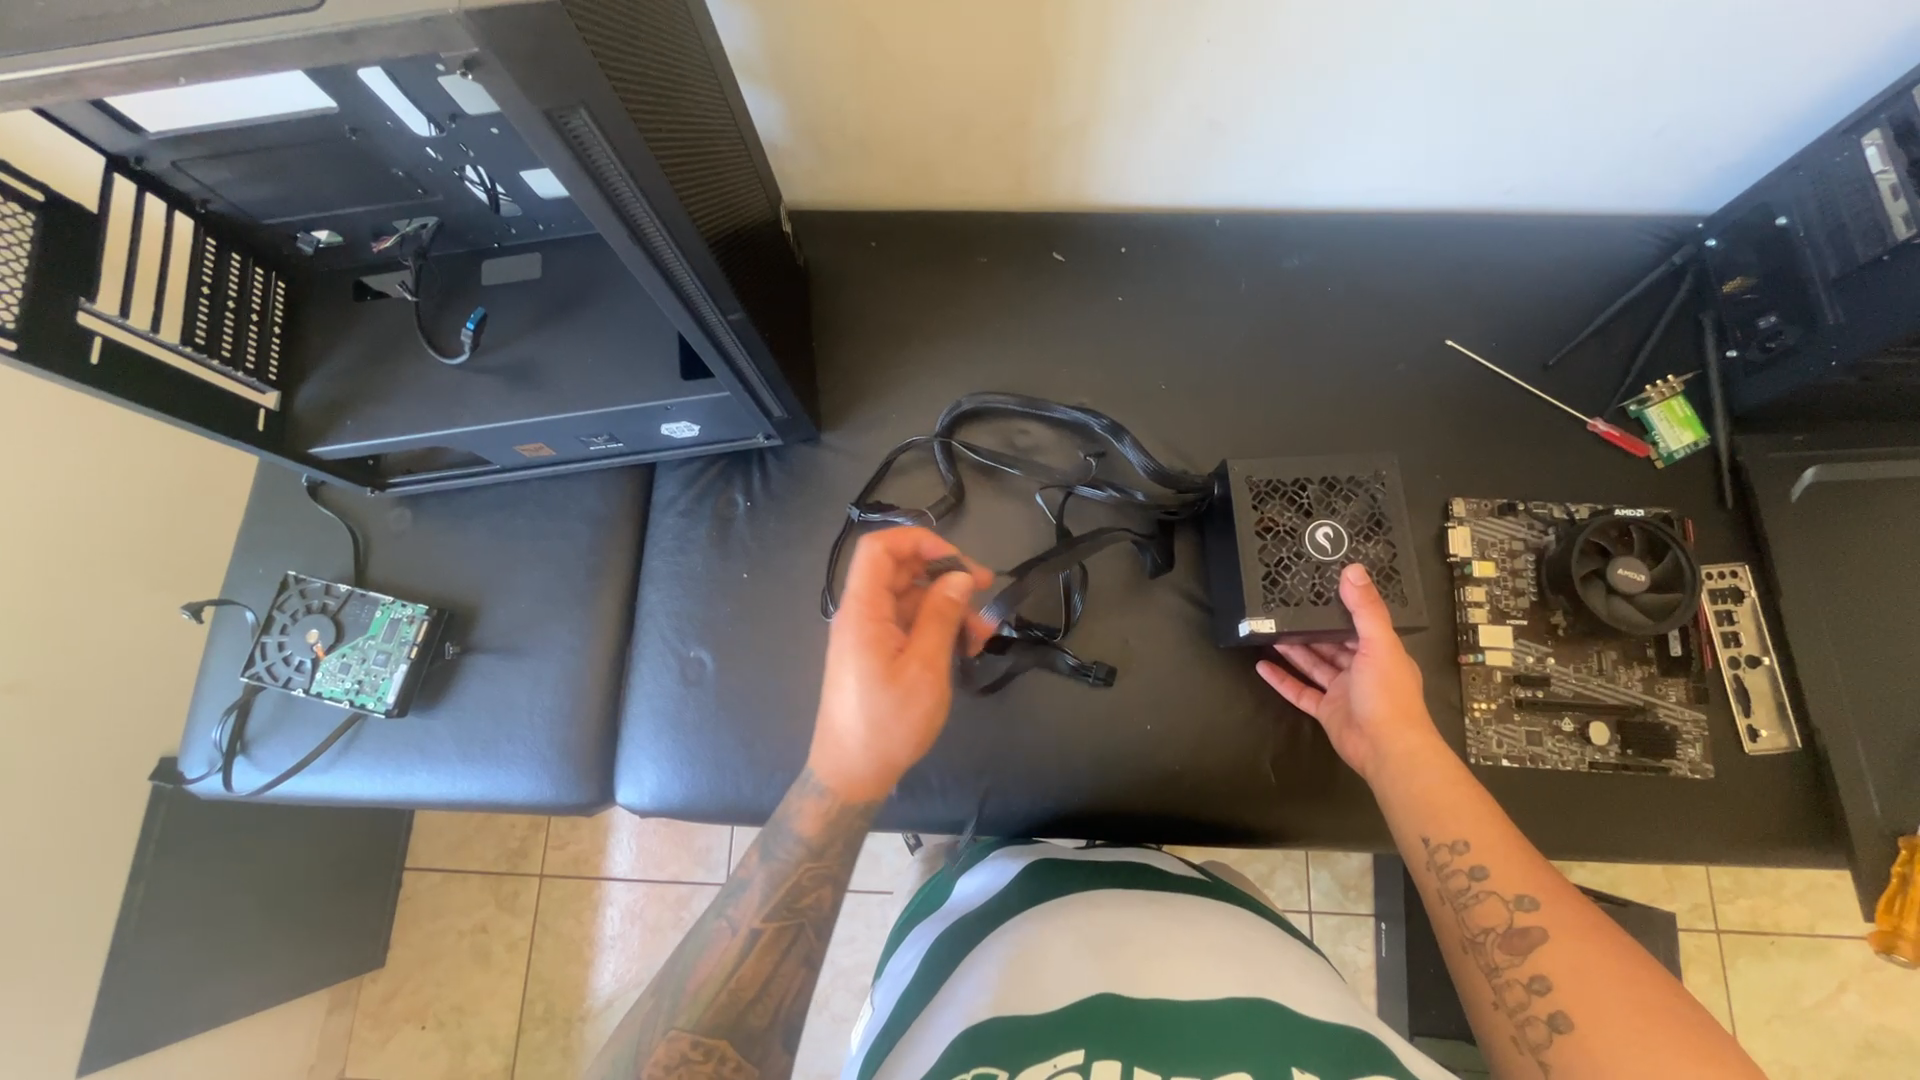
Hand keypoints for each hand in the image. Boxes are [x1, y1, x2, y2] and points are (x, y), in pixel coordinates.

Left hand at [807, 527, 997, 801]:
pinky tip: (965, 647)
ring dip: (948, 607)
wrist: (851, 774)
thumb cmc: (888, 722)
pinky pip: (908, 625)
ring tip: (983, 633)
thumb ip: (941, 615)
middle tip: (985, 590)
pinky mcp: (876, 655)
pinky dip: (937, 629)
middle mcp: (861, 615)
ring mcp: (868, 635)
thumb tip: (959, 576)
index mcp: (862, 610)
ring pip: (910, 600)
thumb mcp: (924, 667)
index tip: (958, 560)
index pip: (879, 548)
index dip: (918, 541)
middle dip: (945, 576)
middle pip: (900, 572)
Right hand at [1256, 562, 1444, 783]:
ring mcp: (1343, 692)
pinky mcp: (1326, 711)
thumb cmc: (1388, 693)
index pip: (1358, 625)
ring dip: (1293, 651)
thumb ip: (1365, 608)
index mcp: (1381, 653)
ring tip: (1269, 633)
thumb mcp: (1379, 643)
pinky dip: (1282, 680)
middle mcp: (1363, 670)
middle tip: (1284, 611)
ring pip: (1314, 666)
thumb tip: (1354, 569)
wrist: (1386, 748)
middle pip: (1332, 645)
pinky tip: (1262, 667)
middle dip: (1310, 630)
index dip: (1339, 609)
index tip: (1317, 591)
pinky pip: (1300, 691)